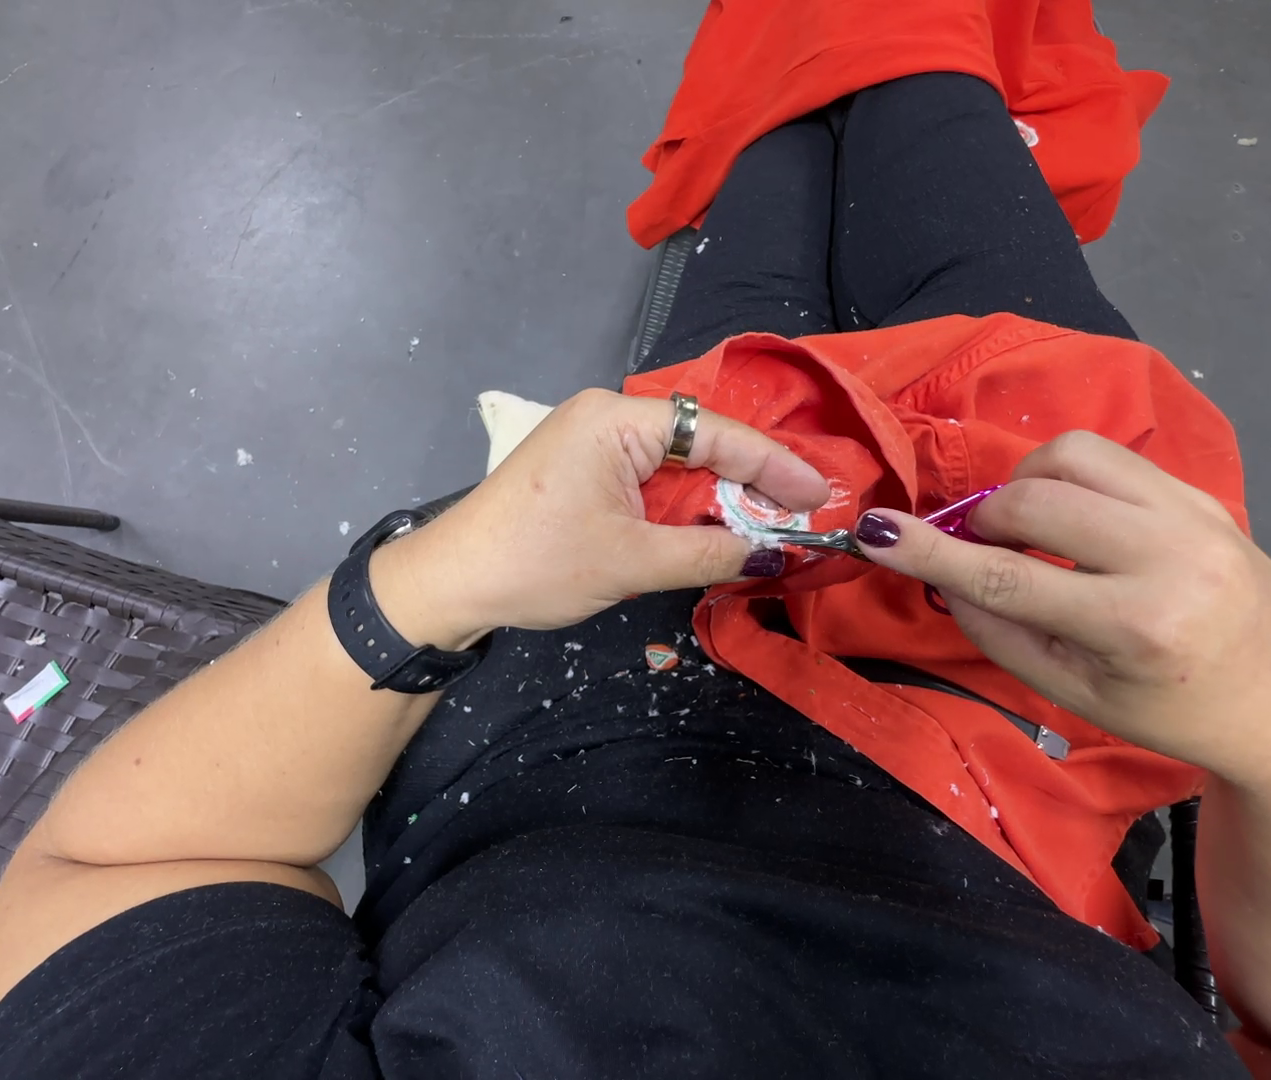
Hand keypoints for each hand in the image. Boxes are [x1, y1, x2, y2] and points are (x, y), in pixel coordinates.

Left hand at [373, 389, 828, 644]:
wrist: (450, 582)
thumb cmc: (537, 564)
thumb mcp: (631, 562)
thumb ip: (709, 552)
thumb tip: (775, 554)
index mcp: (616, 420)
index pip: (716, 432)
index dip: (774, 465)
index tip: (820, 495)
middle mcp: (606, 416)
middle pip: (699, 443)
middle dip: (747, 483)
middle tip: (798, 518)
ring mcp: (591, 441)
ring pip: (676, 464)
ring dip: (714, 498)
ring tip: (766, 529)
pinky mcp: (583, 468)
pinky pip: (648, 479)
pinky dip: (680, 506)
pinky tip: (710, 528)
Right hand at [853, 431, 1270, 778]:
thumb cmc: (1169, 713)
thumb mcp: (1069, 692)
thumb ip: (994, 629)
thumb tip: (944, 572)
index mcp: (1137, 627)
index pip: (1006, 577)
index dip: (929, 552)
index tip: (876, 532)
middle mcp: (1173, 557)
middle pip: (1032, 499)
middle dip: (985, 520)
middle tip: (986, 549)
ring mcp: (1197, 516)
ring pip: (1070, 453)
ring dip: (1025, 485)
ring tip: (1031, 527)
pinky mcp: (1204, 494)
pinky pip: (1108, 456)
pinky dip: (1066, 479)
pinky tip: (1077, 519)